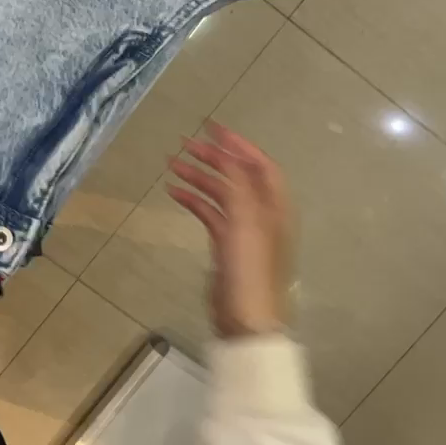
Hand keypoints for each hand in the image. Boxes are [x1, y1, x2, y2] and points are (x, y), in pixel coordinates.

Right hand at [166, 124, 294, 337]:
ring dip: (198, 177)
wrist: (246, 318)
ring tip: (171, 164)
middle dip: (213, 157)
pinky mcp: (226, 244)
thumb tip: (227, 155)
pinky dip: (193, 200)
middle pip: (237, 176)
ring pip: (220, 193)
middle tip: (184, 143)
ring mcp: (244, 229)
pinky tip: (173, 192)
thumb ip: (237, 185)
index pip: (258, 164)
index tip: (211, 127)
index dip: (238, 145)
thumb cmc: (250, 269)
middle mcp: (262, 213)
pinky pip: (209, 213)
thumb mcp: (245, 222)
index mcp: (274, 206)